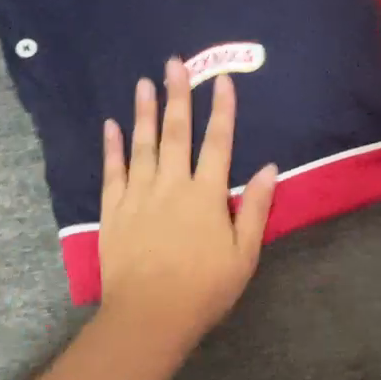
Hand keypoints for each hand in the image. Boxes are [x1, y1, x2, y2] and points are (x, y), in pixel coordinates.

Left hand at [97, 58, 278, 346]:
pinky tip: (111, 125)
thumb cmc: (205, 288)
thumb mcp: (244, 253)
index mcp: (206, 194)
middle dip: (178, 95)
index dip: (222, 109)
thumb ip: (255, 207)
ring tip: (144, 83)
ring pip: (143, 145)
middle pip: (177, 133)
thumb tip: (269, 167)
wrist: (149, 316)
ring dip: (145, 112)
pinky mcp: (114, 211)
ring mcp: (139, 196)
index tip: (221, 79)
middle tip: (174, 63)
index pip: (218, 142)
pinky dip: (112, 148)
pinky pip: (112, 172)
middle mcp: (172, 185)